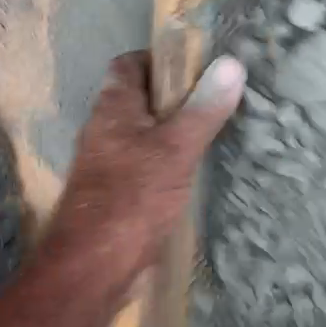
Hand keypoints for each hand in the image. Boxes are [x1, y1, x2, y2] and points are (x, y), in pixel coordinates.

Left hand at [45, 51, 243, 280]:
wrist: (93, 268)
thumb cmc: (133, 197)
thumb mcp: (177, 147)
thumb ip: (204, 107)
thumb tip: (232, 63)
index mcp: (113, 107)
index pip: (130, 64)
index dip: (160, 58)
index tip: (197, 66)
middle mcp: (104, 129)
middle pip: (139, 98)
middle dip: (174, 96)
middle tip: (215, 99)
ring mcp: (106, 163)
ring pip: (142, 133)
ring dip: (171, 131)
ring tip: (212, 133)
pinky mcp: (114, 193)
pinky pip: (144, 164)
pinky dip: (166, 162)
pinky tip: (192, 173)